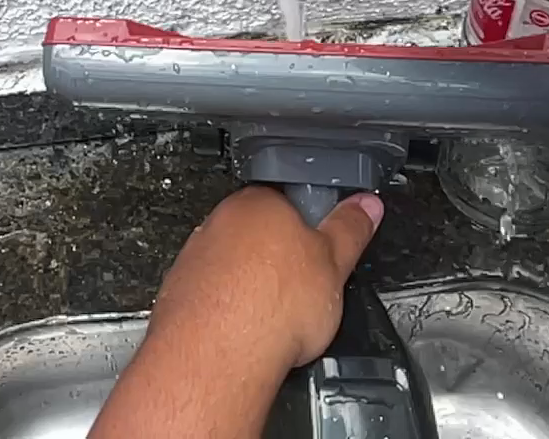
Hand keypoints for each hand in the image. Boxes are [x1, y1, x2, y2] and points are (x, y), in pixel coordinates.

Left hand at [150, 186, 384, 368]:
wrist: (217, 349)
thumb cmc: (269, 305)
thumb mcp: (333, 264)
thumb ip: (350, 230)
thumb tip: (366, 205)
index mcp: (261, 202)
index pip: (287, 200)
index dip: (306, 227)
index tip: (317, 251)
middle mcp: (223, 218)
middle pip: (258, 230)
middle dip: (278, 256)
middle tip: (299, 287)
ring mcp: (199, 250)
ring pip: (232, 259)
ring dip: (250, 279)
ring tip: (271, 312)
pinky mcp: (182, 284)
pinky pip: (212, 287)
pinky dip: (227, 302)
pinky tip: (243, 324)